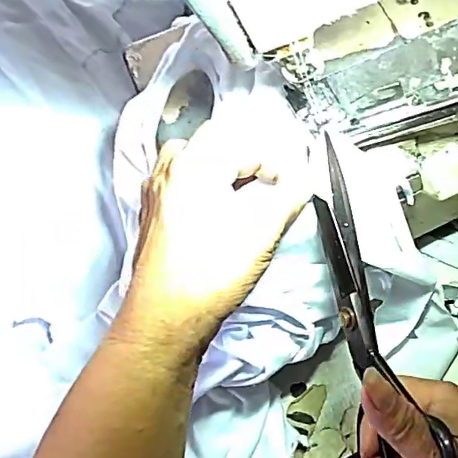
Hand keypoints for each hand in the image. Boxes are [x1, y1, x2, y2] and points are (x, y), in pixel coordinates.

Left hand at [117, 115, 308, 354]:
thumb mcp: (262, 232)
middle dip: (248, 157)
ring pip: (192, 157)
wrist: (167, 316)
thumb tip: (304, 178)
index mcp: (196, 167)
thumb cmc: (210, 275)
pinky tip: (217, 209)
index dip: (275, 160)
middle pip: (215, 141)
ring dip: (221, 167)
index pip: (245, 144)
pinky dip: (201, 183)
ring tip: (243, 191)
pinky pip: (178, 180)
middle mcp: (170, 171)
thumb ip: (289, 196)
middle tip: (271, 181)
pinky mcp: (152, 213)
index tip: (290, 182)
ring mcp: (156, 192)